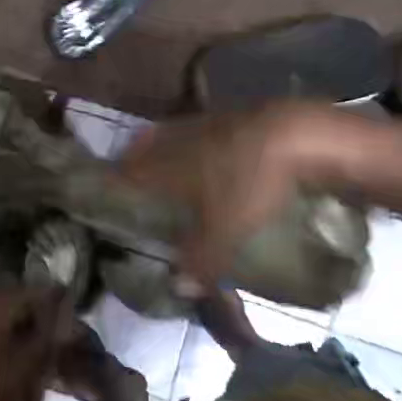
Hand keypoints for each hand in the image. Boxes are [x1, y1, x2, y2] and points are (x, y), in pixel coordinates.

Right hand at [121, 102, 373, 291]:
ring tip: (168, 167)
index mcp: (164, 165)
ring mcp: (203, 123)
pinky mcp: (231, 114)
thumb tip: (179, 287)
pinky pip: (200, 130)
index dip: (115, 180)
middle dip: (136, 162)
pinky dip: (196, 142)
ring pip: (171, 136)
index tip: (108, 190)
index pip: (127, 170)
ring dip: (165, 150)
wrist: (293, 134)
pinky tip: (209, 153)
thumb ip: (200, 260)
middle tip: (133, 177)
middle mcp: (175, 140)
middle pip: (144, 148)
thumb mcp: (225, 231)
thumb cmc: (249, 183)